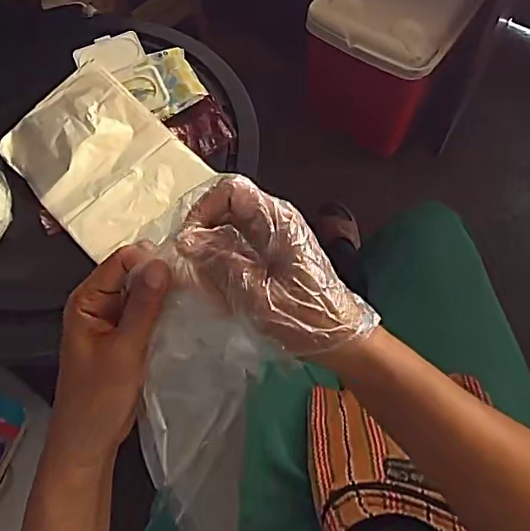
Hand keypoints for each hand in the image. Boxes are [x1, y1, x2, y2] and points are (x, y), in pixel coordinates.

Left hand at [50, 244, 170, 467]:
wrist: (88, 447)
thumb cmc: (97, 402)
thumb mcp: (124, 350)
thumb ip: (143, 305)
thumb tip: (161, 263)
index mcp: (86, 300)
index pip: (122, 260)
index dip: (150, 261)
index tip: (180, 272)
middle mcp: (96, 303)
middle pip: (133, 272)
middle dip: (161, 277)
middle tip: (193, 285)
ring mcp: (110, 319)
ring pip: (143, 292)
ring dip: (164, 296)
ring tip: (192, 299)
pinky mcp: (123, 335)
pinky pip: (146, 312)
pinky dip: (162, 313)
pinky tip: (182, 318)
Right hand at [175, 175, 378, 356]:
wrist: (343, 341)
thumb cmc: (306, 318)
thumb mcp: (257, 293)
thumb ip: (222, 261)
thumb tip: (186, 238)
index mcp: (277, 219)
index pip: (230, 189)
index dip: (203, 208)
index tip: (187, 239)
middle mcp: (276, 219)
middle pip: (227, 206)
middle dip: (203, 231)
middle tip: (189, 263)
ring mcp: (275, 235)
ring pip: (230, 226)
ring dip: (211, 249)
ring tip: (203, 280)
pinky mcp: (273, 253)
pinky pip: (239, 244)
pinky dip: (223, 261)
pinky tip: (220, 289)